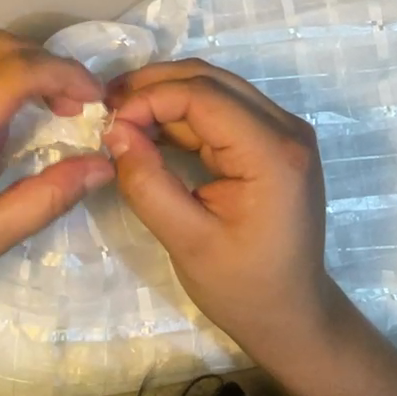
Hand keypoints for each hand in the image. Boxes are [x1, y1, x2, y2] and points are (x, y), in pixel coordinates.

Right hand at [102, 59, 342, 360]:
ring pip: (214, 88)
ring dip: (164, 95)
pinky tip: (147, 127)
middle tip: (104, 106)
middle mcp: (286, 130)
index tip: (109, 125)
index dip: (149, 99)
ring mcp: (282, 132)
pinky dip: (180, 113)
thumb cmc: (243, 287)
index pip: (203, 96)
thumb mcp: (186, 242)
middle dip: (153, 86)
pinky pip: (221, 109)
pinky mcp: (271, 141)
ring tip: (119, 115)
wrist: (292, 315)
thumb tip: (114, 132)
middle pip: (210, 80)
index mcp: (273, 154)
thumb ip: (148, 184)